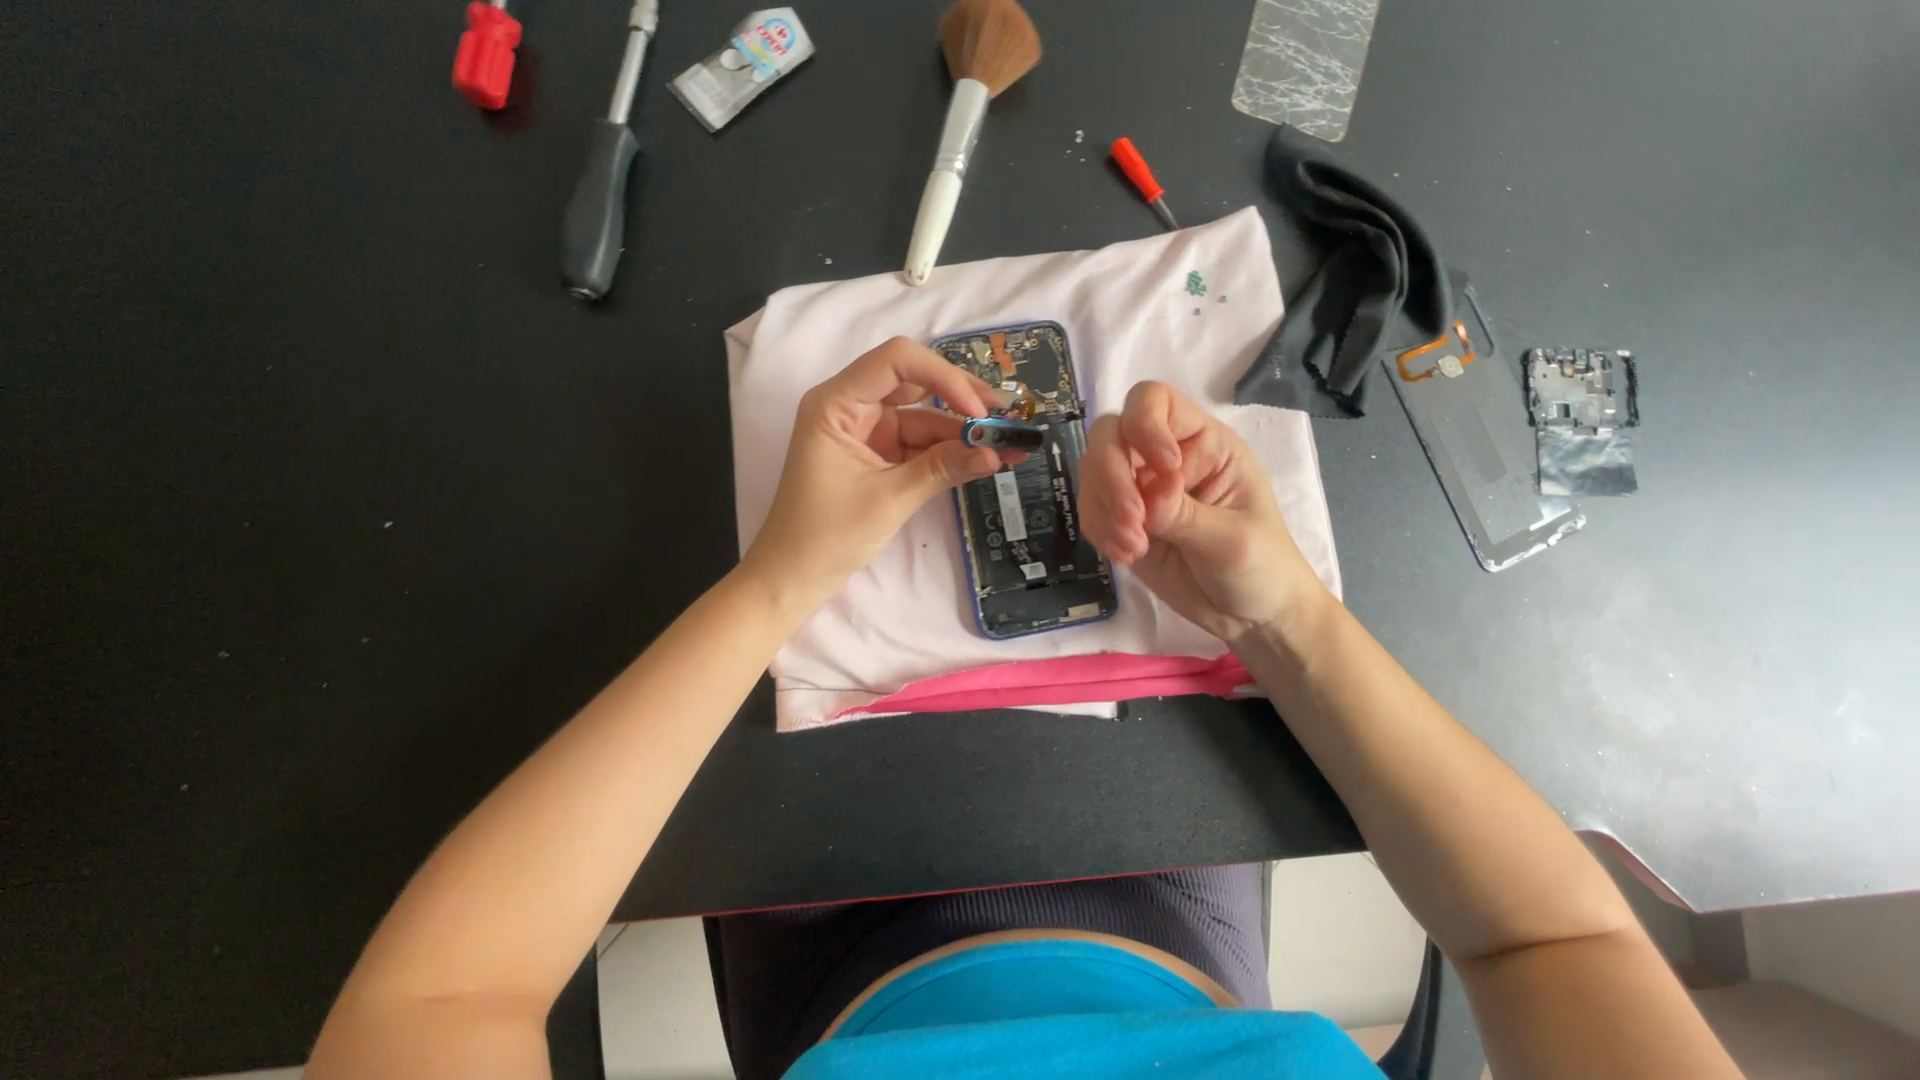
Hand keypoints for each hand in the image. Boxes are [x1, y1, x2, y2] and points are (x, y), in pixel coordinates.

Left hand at [741, 337, 1010, 609]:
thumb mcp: (889, 500)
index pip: (896, 361)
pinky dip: (950, 450)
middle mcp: (850, 406)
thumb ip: (942, 469)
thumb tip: (996, 453)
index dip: (943, 377)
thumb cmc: (825, 536)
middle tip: (1006, 417)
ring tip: (1010, 442)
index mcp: (836, 403)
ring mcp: (865, 431)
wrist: (792, 577)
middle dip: (961, 397)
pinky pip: (919, 442)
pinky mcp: (877, 455)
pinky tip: (985, 456)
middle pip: (914, 381)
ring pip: (923, 415)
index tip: (978, 411)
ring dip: (963, 429)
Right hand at [1080, 381, 1324, 644]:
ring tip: (1134, 550)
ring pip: (1093, 471)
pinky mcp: (1122, 520)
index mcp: (1204, 443)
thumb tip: (1148, 491)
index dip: (1145, 425)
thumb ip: (1186, 514)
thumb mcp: (1232, 541)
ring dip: (1104, 509)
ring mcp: (1139, 488)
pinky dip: (1099, 531)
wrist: (1250, 617)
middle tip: (1133, 523)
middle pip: (1111, 433)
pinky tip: (1127, 556)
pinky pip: (1090, 510)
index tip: (1162, 470)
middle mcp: (1166, 456)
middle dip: (1112, 477)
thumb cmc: (1261, 567)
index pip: (1156, 402)